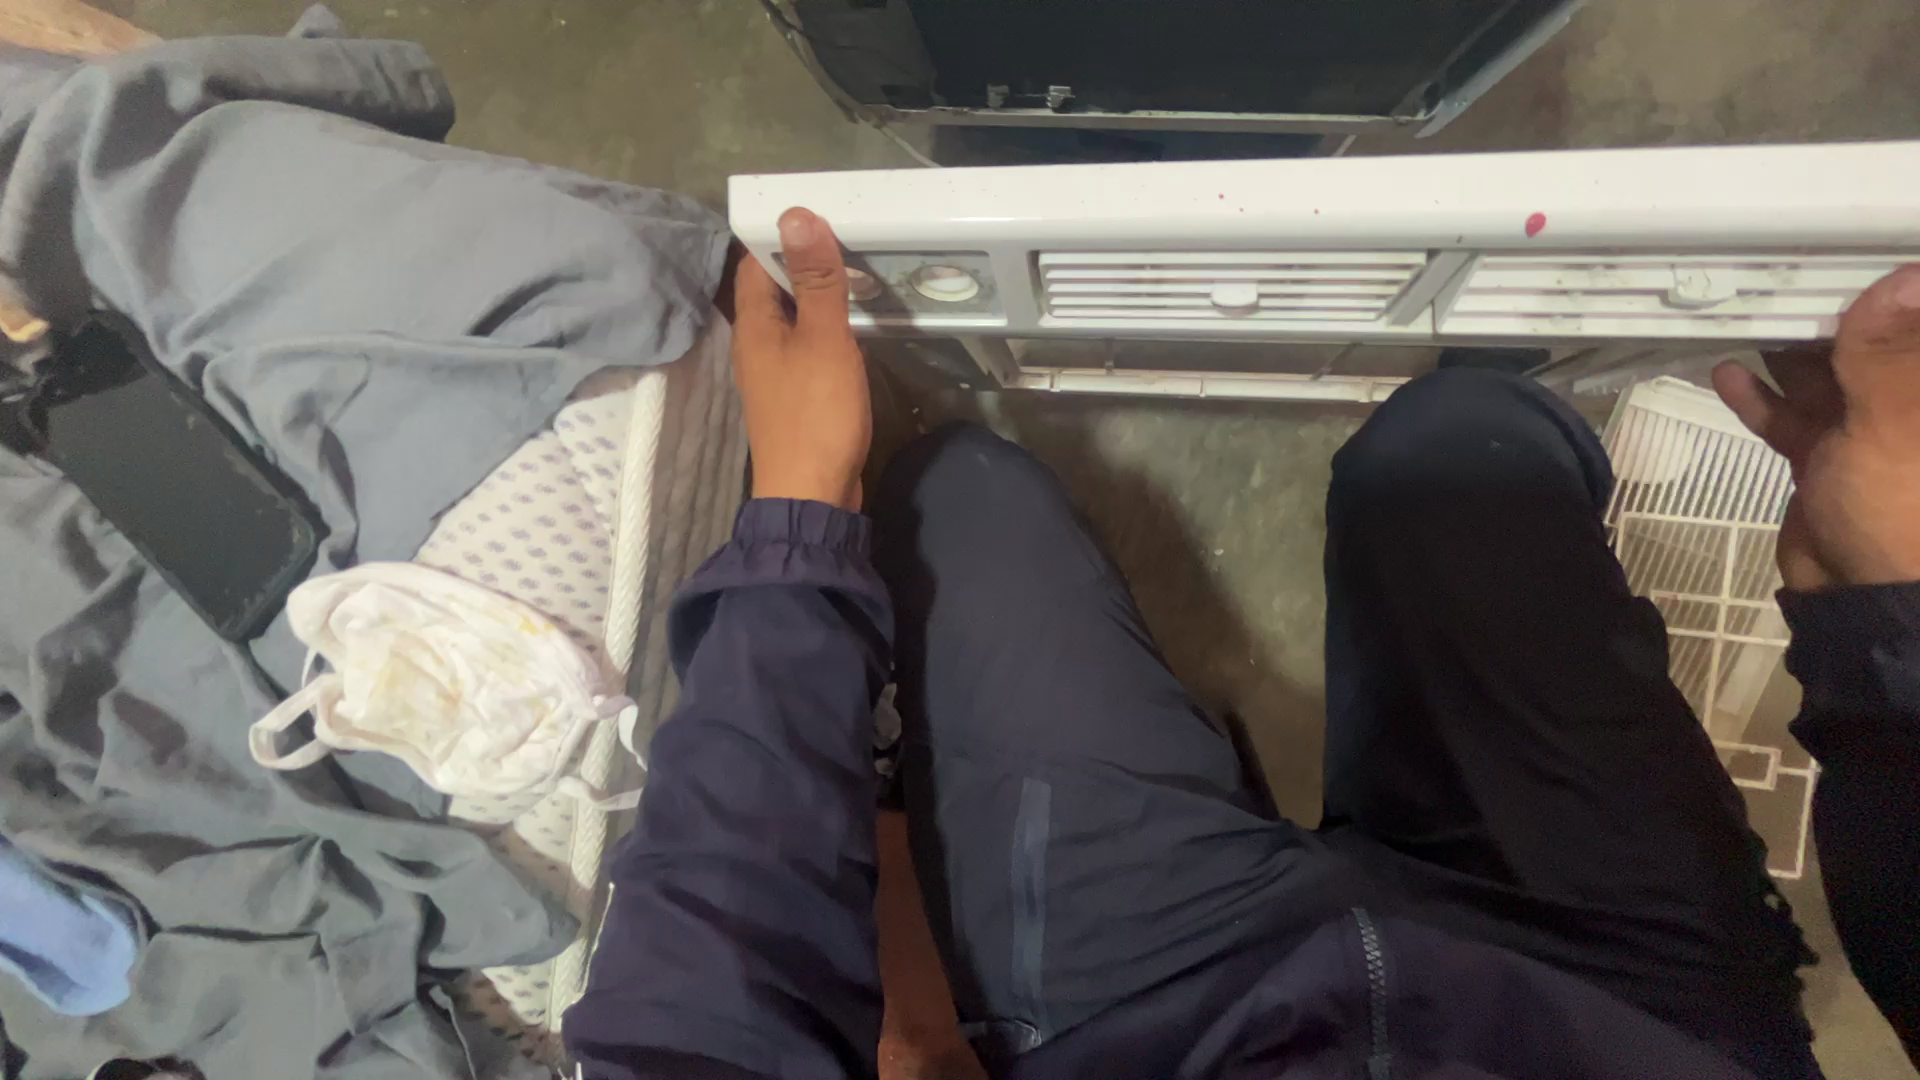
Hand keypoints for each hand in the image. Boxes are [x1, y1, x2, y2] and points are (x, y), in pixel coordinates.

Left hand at [731, 208, 869, 510]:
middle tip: (849, 242)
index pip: (754, 263)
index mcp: (753, 327)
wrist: (813, 494)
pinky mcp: (797, 399)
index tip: (820, 218)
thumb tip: (796, 213)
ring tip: (857, 277)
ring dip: (818, 301)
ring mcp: (776, 376)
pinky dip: (826, 334)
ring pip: (794, 323)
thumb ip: (816, 281)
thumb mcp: (823, 340)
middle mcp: (757, 347)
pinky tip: (853, 332)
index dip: (780, 236)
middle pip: (775, 292)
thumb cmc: (815, 414)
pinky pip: (808, 352)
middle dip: (805, 265)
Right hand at [1712, 265, 1919, 589]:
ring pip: (1831, 378)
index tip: (1848, 258)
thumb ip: (1889, 357)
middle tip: (1779, 283)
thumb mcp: (1895, 426)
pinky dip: (1762, 397)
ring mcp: (1876, 432)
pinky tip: (1727, 374)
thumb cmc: (1906, 507)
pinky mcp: (1831, 457)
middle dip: (1833, 316)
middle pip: (1881, 346)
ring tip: (1746, 320)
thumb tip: (1896, 278)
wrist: (1870, 591)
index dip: (1898, 291)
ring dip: (1788, 354)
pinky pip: (1795, 417)